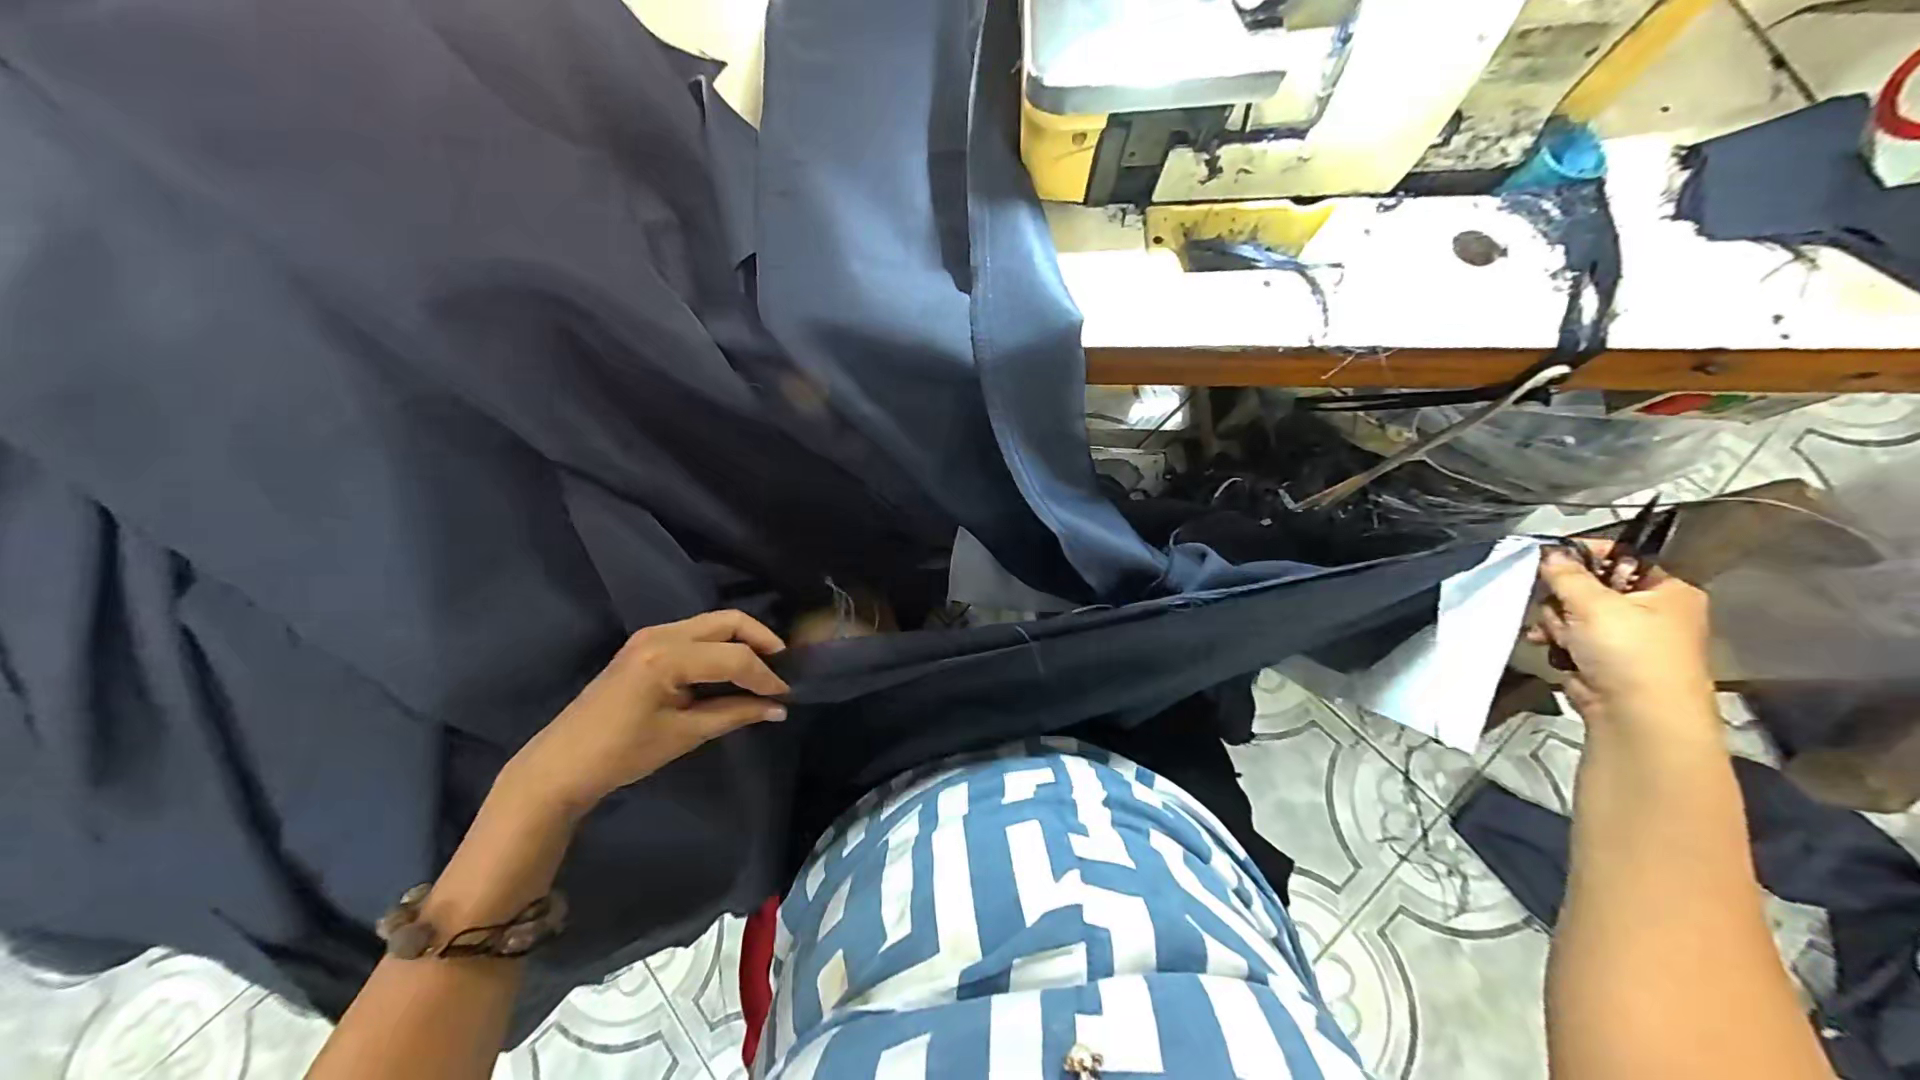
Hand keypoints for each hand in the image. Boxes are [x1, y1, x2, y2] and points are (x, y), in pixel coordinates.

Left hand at [501, 611, 789, 816]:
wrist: (561, 764)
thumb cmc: (622, 753)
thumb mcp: (684, 734)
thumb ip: (735, 714)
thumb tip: (778, 709)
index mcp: (667, 656)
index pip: (734, 656)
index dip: (765, 675)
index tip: (786, 696)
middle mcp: (661, 634)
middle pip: (729, 621)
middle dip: (761, 641)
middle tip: (782, 668)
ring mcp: (651, 635)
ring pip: (714, 623)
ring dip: (742, 641)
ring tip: (762, 670)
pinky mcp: (646, 644)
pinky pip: (696, 633)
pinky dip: (720, 645)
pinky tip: (731, 669)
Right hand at [1527, 541, 1714, 725]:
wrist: (1636, 714)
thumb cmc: (1628, 651)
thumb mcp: (1595, 604)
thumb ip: (1567, 574)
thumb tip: (1549, 551)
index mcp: (1665, 590)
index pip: (1620, 556)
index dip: (1583, 554)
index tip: (1548, 557)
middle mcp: (1649, 610)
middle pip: (1587, 585)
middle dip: (1561, 597)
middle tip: (1555, 606)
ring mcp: (1624, 636)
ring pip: (1570, 611)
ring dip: (1554, 621)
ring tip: (1556, 636)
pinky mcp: (1600, 657)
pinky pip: (1567, 635)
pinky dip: (1555, 640)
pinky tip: (1549, 646)